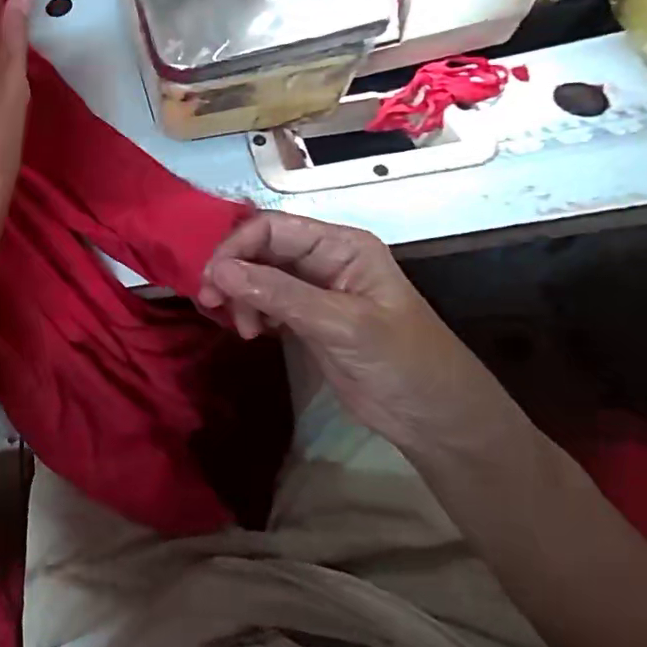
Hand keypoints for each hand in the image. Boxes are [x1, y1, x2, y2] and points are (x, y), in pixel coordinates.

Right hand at [198, 211, 528, 456]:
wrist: (435, 419)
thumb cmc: (402, 360)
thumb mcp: (341, 323)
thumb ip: (280, 294)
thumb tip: (219, 270)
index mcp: (341, 245)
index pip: (274, 227)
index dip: (237, 246)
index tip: (211, 279)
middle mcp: (325, 259)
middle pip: (262, 250)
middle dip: (234, 273)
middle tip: (211, 304)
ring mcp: (315, 290)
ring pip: (259, 277)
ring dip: (241, 297)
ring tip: (243, 330)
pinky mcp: (308, 320)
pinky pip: (267, 303)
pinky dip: (251, 313)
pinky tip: (252, 332)